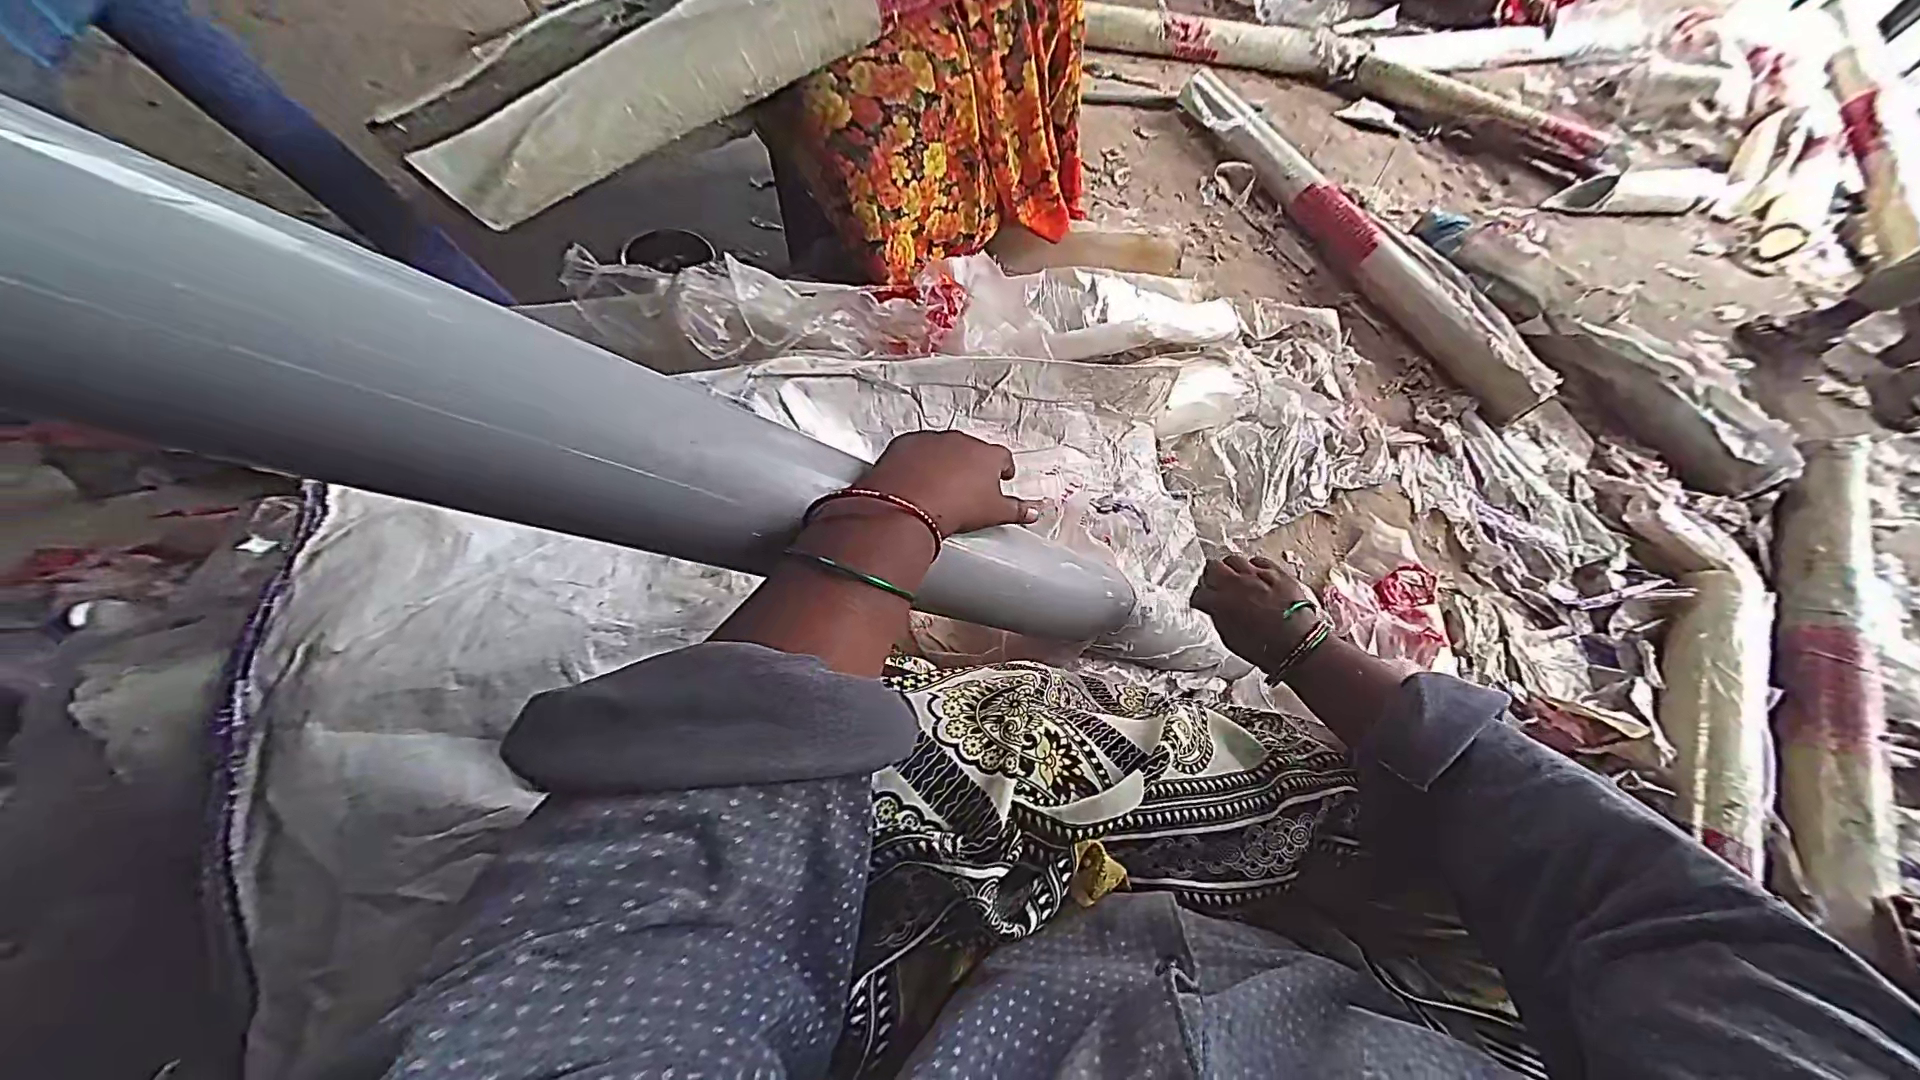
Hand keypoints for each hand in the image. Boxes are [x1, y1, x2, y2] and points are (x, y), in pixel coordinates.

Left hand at [851, 431, 1040, 536]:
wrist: (909, 506)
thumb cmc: (955, 507)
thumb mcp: (994, 513)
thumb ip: (1016, 510)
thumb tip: (1033, 511)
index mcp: (986, 455)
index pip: (1002, 457)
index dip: (1003, 468)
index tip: (1002, 475)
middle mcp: (960, 440)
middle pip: (971, 449)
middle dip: (970, 464)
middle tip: (968, 484)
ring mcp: (931, 440)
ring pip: (941, 448)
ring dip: (942, 460)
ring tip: (939, 484)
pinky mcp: (904, 445)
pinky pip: (914, 450)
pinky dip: (915, 461)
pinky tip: (914, 479)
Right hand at [1191, 555, 1320, 672]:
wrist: (1299, 646)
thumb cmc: (1265, 648)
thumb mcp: (1229, 637)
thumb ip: (1217, 617)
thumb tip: (1213, 609)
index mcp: (1219, 602)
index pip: (1199, 592)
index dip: (1200, 597)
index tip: (1203, 602)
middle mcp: (1235, 584)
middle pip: (1213, 567)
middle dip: (1212, 576)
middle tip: (1216, 585)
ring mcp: (1256, 575)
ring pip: (1234, 560)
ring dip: (1232, 569)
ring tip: (1236, 579)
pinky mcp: (1276, 572)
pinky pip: (1258, 562)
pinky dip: (1254, 568)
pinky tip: (1256, 578)